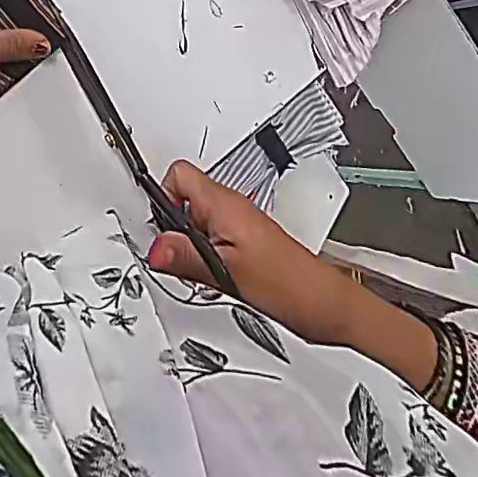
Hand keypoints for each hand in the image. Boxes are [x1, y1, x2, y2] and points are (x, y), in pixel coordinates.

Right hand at [147, 161, 376, 347]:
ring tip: (200, 269)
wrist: (323, 302)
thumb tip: (154, 247)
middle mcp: (231, 206)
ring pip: (196, 218)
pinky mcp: (244, 238)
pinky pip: (211, 235)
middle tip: (178, 254)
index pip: (178, 174)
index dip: (161, 196)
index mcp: (224, 204)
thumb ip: (186, 257)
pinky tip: (214, 276)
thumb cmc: (289, 283)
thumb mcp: (227, 272)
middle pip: (183, 196)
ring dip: (189, 243)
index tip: (154, 226)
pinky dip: (204, 253)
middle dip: (172, 226)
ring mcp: (238, 222)